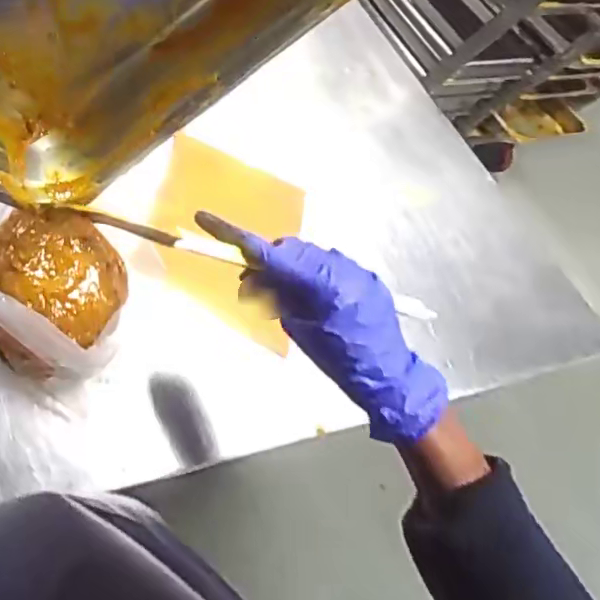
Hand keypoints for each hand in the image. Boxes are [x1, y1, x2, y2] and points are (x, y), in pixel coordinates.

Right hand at [197, 212, 447, 444]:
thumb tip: (255, 278)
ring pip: (306, 254)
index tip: (206, 219)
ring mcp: (355, 268)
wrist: (392, 379)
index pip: (271, 252)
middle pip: (288, 247)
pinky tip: (307, 298)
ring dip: (287, 267)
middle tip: (249, 287)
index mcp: (323, 282)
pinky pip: (326, 264)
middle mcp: (341, 265)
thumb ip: (276, 296)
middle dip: (265, 260)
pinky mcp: (364, 275)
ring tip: (279, 298)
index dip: (236, 237)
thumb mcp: (299, 329)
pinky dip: (308, 274)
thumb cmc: (341, 362)